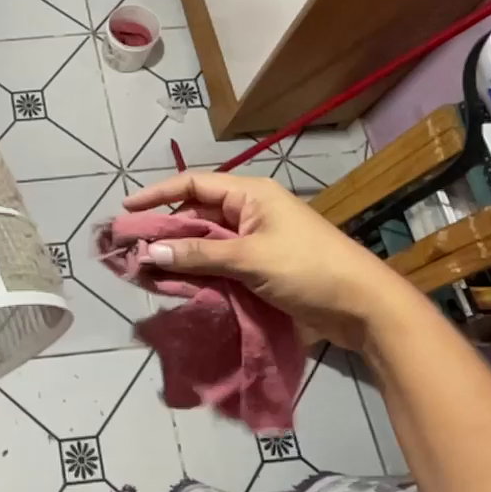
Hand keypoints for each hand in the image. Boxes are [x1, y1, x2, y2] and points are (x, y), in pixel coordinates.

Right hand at [123, 171, 418, 351]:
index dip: (157, 195)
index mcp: (250, 194)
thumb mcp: (249, 258)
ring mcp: (256, 239)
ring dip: (180, 253)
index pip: (193, 184)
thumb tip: (151, 251)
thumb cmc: (309, 269)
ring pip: (205, 240)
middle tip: (133, 247)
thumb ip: (198, 254)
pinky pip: (219, 262)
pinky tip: (177, 283)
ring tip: (148, 268)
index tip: (125, 210)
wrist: (365, 307)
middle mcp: (250, 211)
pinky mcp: (261, 266)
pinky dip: (198, 270)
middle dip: (165, 229)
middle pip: (196, 213)